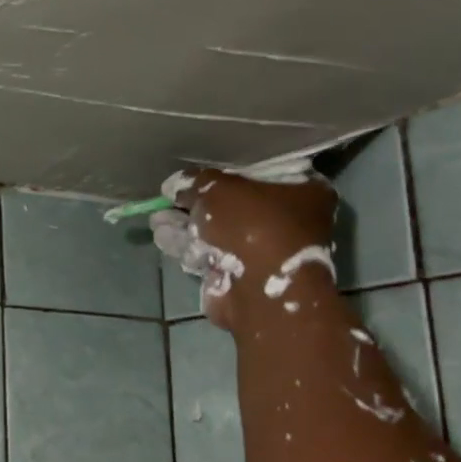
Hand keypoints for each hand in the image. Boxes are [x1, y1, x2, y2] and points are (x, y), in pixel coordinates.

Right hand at [150, 168, 338, 329]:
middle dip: (195, 204)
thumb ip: (194, 181)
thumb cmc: (251, 226)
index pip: (260, 173)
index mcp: (304, 192)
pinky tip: (163, 238)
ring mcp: (265, 250)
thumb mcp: (217, 188)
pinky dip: (187, 246)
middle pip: (233, 205)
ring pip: (217, 231)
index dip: (224, 173)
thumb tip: (174, 185)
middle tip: (168, 200)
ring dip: (184, 225)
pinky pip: (210, 254)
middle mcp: (289, 220)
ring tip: (157, 221)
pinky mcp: (242, 275)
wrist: (257, 289)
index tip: (196, 176)